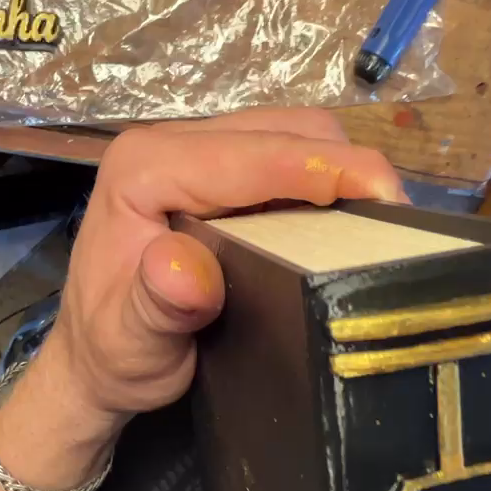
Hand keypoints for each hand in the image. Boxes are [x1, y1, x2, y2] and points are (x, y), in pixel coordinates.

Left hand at [38, 108, 407, 420]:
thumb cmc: (112, 354)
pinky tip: (343, 217)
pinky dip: (322, 180)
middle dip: (343, 163)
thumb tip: (185, 268)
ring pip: (290, 135)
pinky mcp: (216, 175)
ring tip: (375, 220)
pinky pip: (285, 158)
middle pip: (278, 128)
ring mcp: (193, 155)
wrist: (96, 362)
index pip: (245, 154)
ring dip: (338, 169)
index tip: (383, 194)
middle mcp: (167, 146)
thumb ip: (156, 307)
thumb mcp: (131, 343)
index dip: (318, 168)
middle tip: (393, 219)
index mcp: (142, 169)